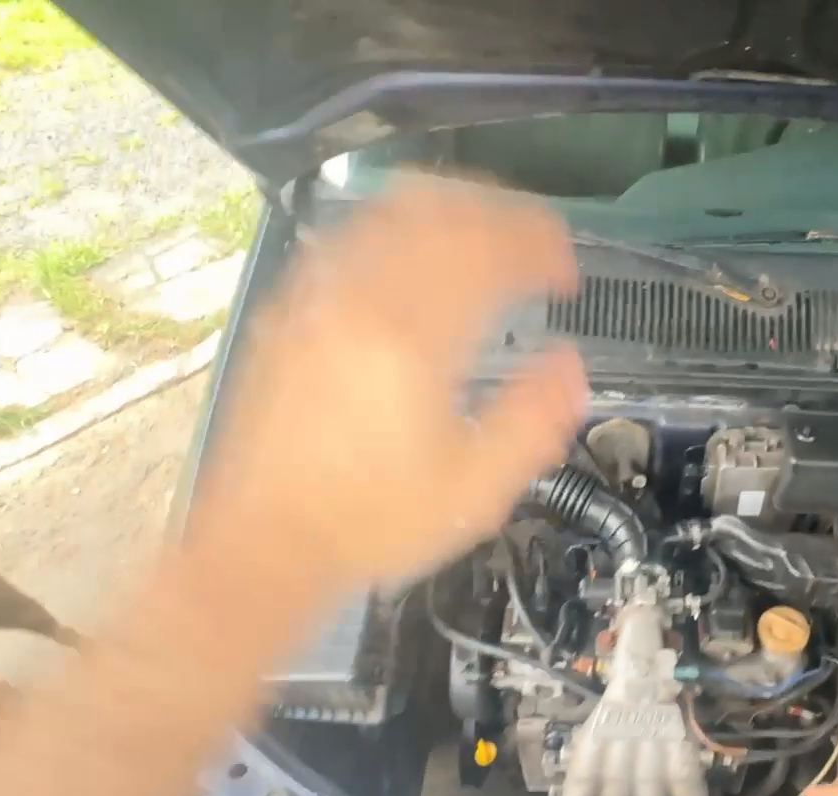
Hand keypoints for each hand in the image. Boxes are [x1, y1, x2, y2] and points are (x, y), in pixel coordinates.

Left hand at [187, 177, 587, 609]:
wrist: (266, 545)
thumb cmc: (375, 523)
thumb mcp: (477, 491)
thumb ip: (535, 422)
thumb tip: (571, 367)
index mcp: (414, 340)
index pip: (488, 252)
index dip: (540, 247)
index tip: (567, 273)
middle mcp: (360, 300)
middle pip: (440, 210)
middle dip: (502, 215)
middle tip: (537, 245)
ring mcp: (315, 300)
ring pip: (389, 212)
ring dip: (451, 210)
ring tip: (486, 238)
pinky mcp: (289, 314)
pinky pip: (349, 238)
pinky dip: (397, 229)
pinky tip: (415, 259)